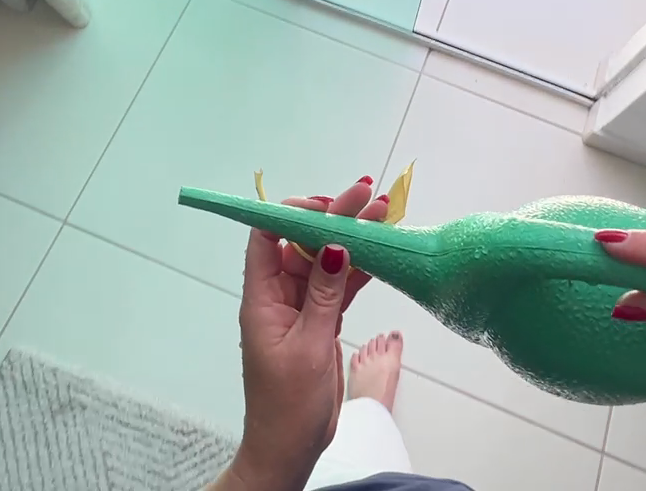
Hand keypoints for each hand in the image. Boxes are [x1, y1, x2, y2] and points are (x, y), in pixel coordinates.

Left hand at [218, 179, 387, 490]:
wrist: (290, 451)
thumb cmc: (287, 407)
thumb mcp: (308, 348)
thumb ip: (324, 295)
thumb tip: (335, 246)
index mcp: (263, 297)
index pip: (267, 237)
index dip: (292, 213)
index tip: (325, 203)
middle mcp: (281, 293)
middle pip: (306, 241)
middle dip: (334, 215)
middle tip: (366, 192)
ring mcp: (303, 304)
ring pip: (327, 258)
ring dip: (354, 236)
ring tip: (382, 210)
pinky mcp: (323, 318)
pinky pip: (341, 282)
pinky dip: (360, 266)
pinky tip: (381, 248)